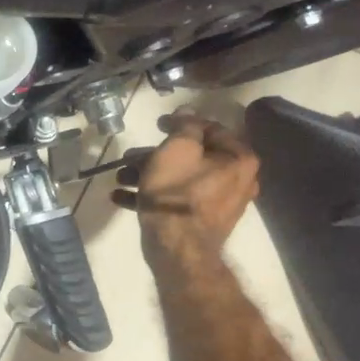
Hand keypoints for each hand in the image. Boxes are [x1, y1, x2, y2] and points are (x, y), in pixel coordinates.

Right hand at [111, 112, 259, 267]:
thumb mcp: (176, 150)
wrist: (178, 247)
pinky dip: (153, 196)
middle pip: (193, 157)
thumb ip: (185, 127)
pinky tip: (122, 198)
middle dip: (156, 156)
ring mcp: (221, 203)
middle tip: (130, 157)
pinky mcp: (203, 222)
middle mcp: (238, 180)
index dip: (182, 123)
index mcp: (238, 159)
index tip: (157, 125)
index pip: (211, 129)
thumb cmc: (176, 192)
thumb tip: (188, 113)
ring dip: (148, 176)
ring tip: (120, 179)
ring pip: (181, 180)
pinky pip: (177, 201)